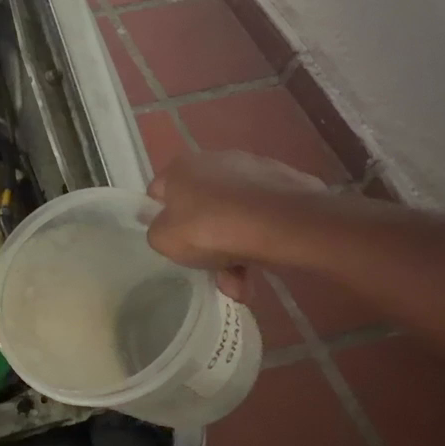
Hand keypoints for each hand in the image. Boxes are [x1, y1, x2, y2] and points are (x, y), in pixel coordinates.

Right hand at [146, 151, 325, 297]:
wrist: (285, 223)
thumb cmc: (212, 228)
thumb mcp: (164, 240)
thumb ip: (157, 234)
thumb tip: (170, 231)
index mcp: (181, 167)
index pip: (159, 192)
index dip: (161, 220)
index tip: (173, 244)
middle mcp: (215, 160)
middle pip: (200, 208)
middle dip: (205, 244)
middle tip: (212, 272)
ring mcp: (254, 170)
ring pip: (233, 217)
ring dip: (234, 252)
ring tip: (243, 285)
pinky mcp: (286, 184)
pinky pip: (262, 216)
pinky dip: (260, 241)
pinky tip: (264, 268)